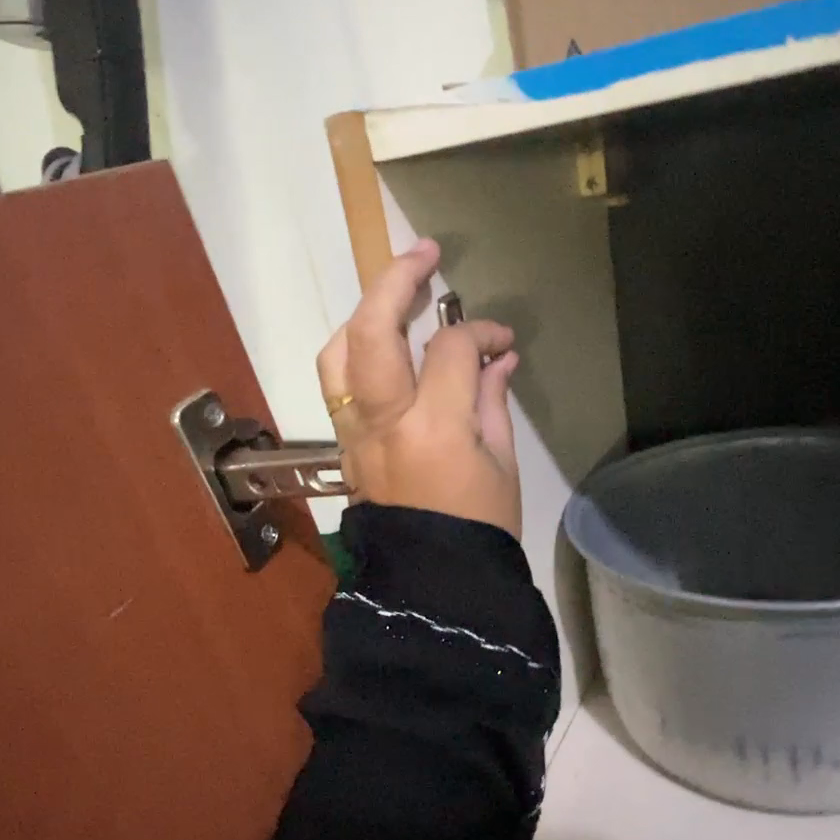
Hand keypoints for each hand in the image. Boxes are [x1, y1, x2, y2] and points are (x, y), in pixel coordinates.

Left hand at [315, 240, 522, 537]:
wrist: (435, 585)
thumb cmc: (481, 528)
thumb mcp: (502, 463)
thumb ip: (491, 400)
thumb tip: (496, 357)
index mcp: (434, 427)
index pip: (450, 349)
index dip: (480, 331)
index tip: (501, 338)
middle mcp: (384, 421)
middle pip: (373, 330)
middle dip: (397, 279)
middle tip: (426, 254)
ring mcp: (355, 435)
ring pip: (337, 353)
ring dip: (363, 314)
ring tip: (394, 299)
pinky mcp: (344, 448)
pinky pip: (337, 387)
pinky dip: (355, 354)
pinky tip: (381, 347)